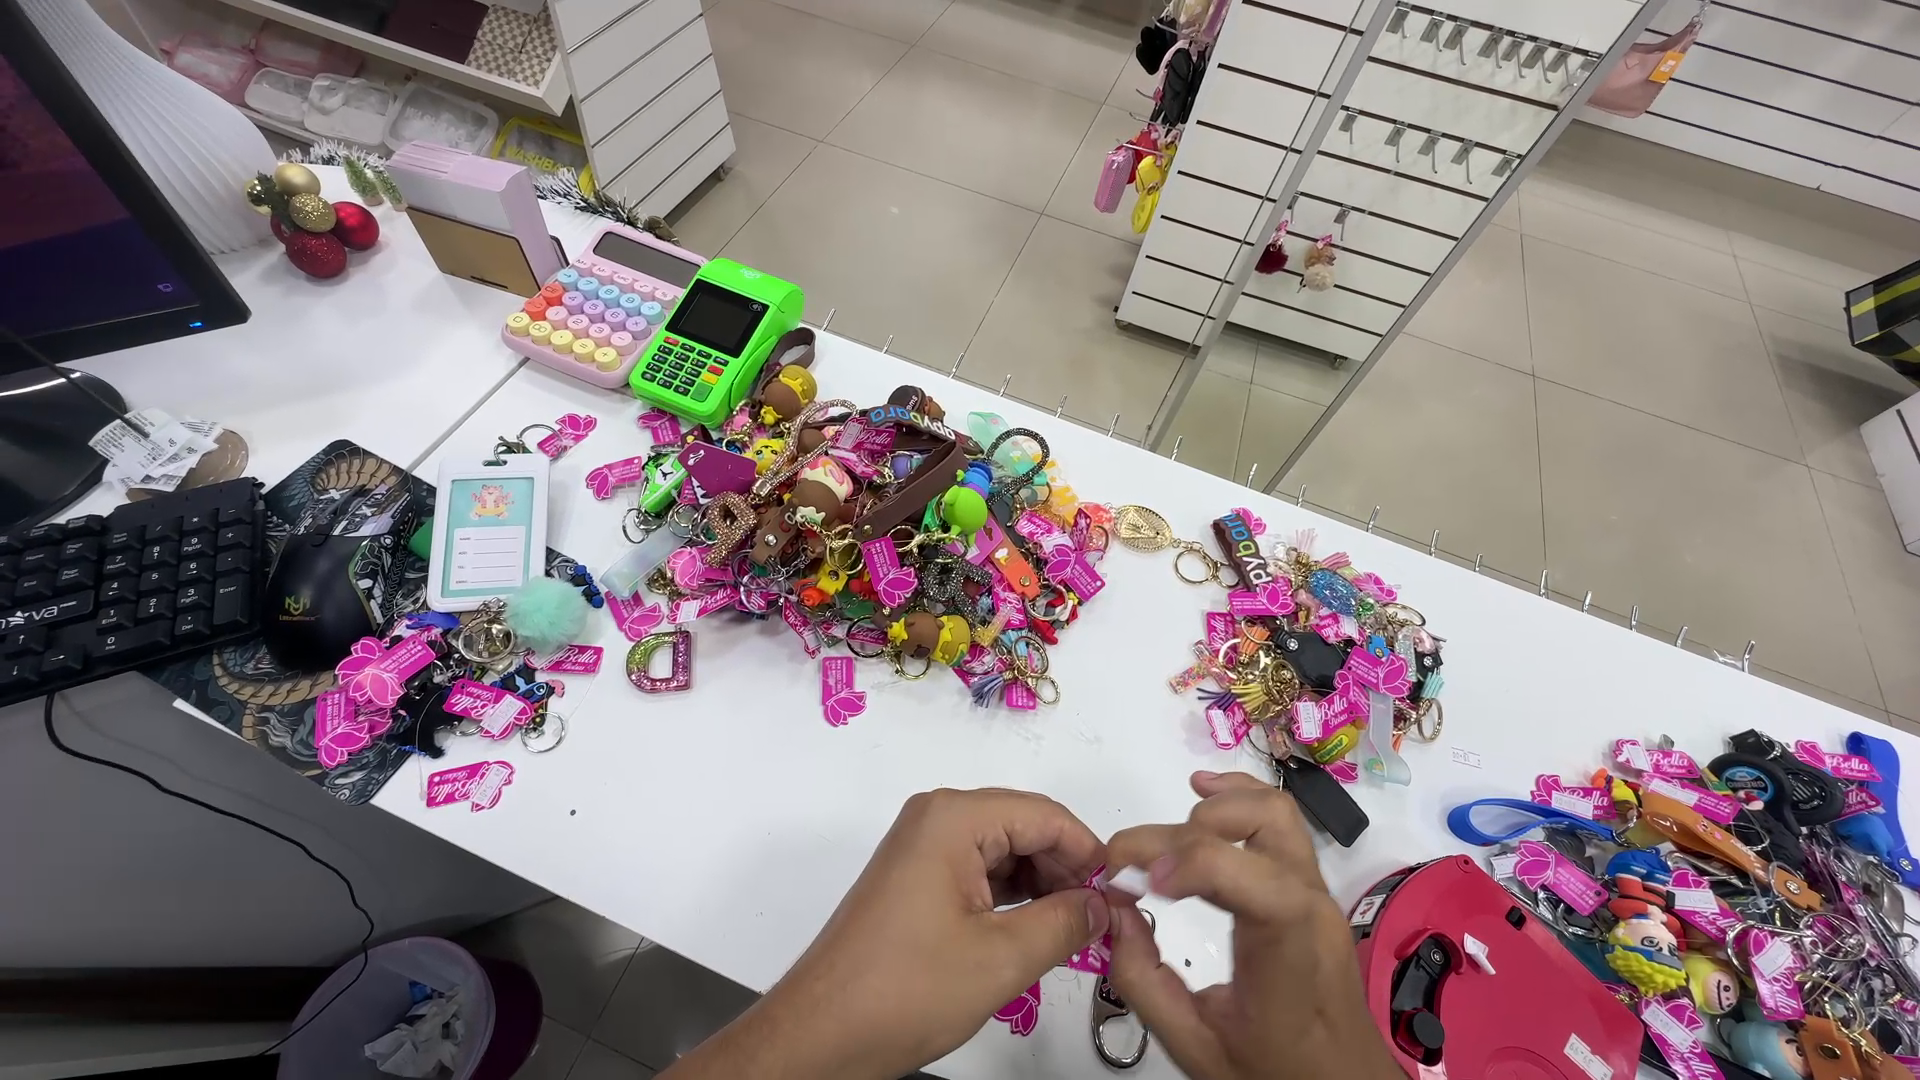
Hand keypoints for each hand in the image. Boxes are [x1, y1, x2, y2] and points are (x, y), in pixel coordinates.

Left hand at [662, 788, 1107, 1079]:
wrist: (823, 1033)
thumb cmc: (908, 988)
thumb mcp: (1001, 958)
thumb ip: (1066, 922)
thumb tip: (1106, 904)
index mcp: (954, 817)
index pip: (1044, 814)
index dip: (1090, 852)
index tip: (1124, 895)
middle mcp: (937, 817)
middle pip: (1023, 826)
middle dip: (1067, 869)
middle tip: (1105, 919)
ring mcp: (924, 845)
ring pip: (1003, 849)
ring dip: (1043, 884)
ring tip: (1078, 929)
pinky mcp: (917, 875)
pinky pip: (979, 869)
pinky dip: (1013, 895)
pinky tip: (1038, 927)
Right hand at [1104, 771, 1401, 1079]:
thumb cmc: (1276, 1071)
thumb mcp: (1196, 1047)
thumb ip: (1143, 981)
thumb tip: (1113, 907)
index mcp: (1290, 954)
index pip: (1255, 880)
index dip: (1193, 863)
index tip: (1135, 885)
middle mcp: (1310, 907)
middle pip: (1257, 827)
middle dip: (1177, 836)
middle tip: (1126, 866)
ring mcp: (1315, 889)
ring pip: (1272, 810)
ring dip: (1212, 805)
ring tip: (1162, 830)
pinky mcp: (1308, 883)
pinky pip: (1280, 819)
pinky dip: (1237, 794)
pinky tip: (1201, 792)